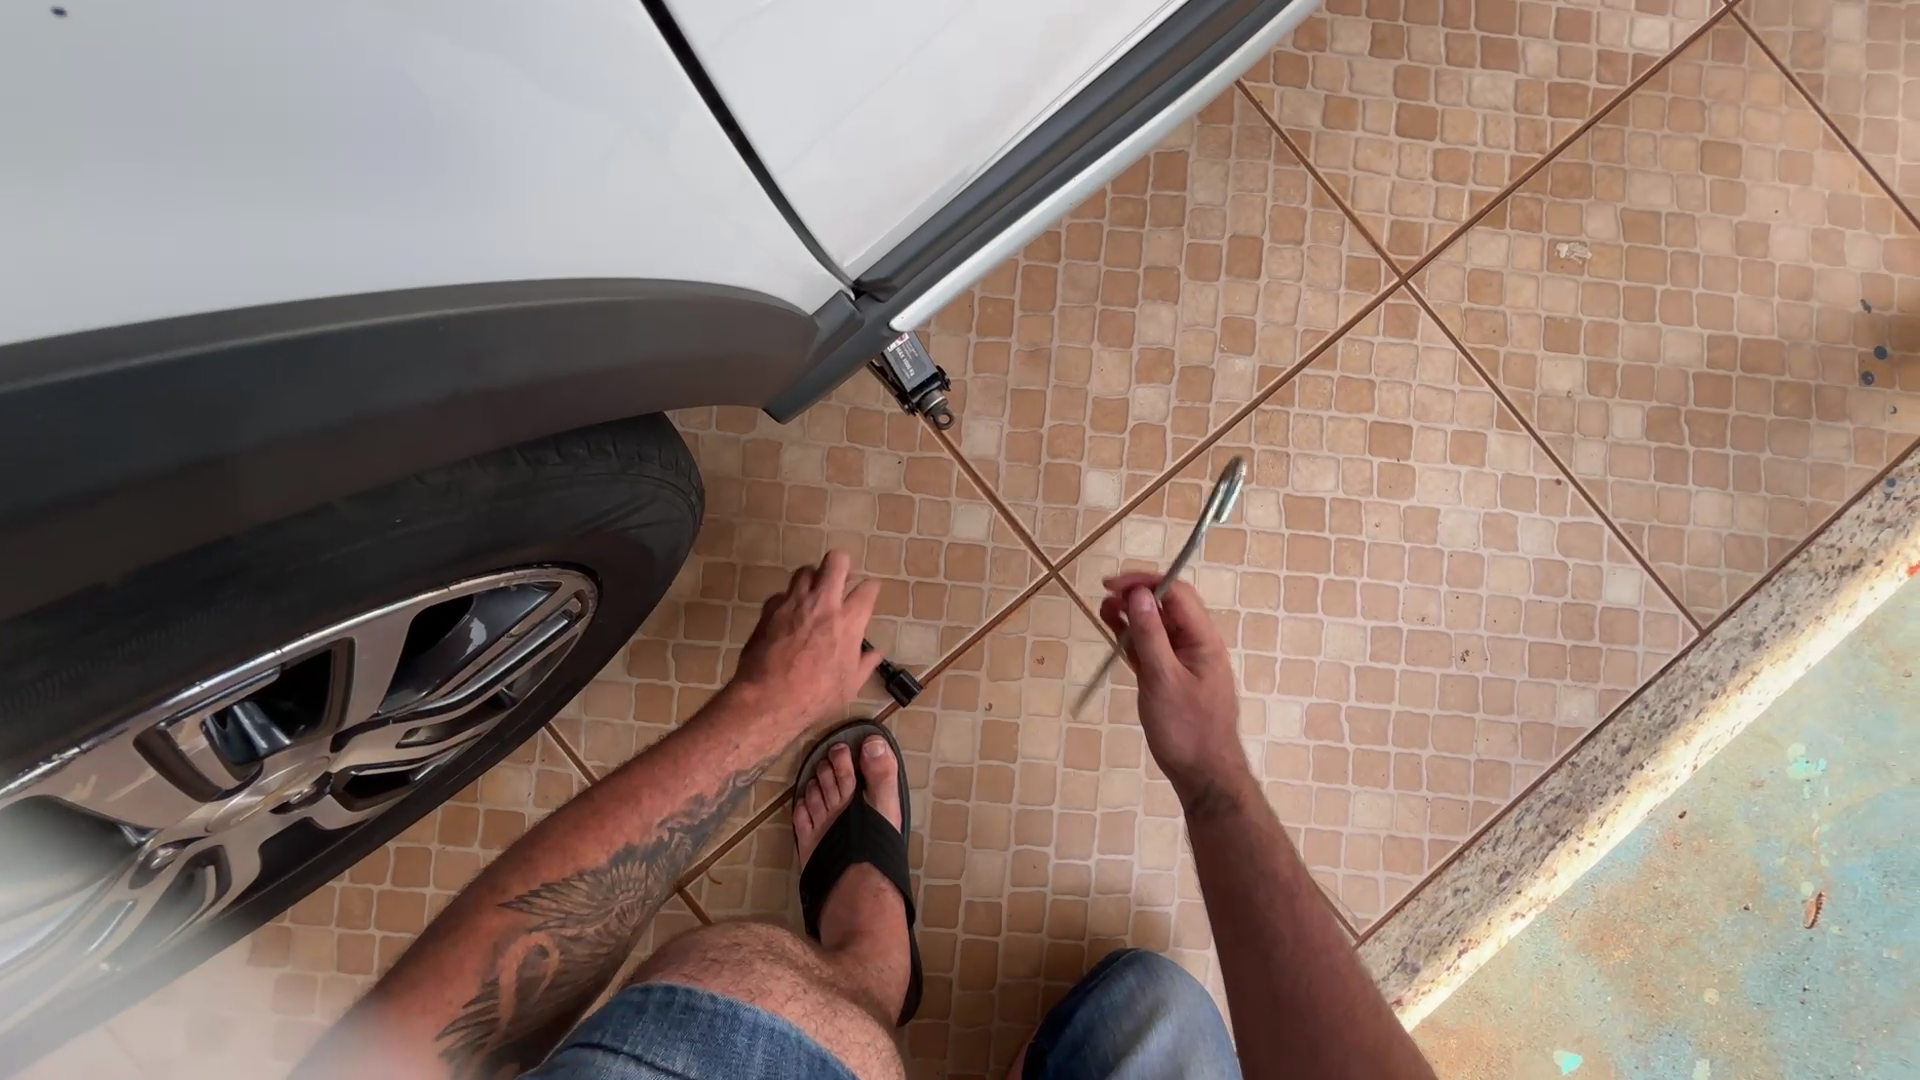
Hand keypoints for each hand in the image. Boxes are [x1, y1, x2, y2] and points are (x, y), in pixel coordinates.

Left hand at [732, 551, 882, 729]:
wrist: (769, 698)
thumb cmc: (816, 695)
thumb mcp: (850, 684)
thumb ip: (865, 664)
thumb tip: (874, 654)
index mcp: (849, 621)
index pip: (867, 589)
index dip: (871, 587)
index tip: (869, 591)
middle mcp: (823, 603)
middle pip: (836, 561)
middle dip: (842, 564)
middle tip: (841, 579)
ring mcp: (794, 603)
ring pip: (806, 570)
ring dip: (813, 579)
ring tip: (814, 593)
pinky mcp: (770, 609)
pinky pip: (782, 594)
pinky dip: (788, 601)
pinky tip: (789, 615)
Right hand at [1099, 574, 1250, 808]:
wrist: (1203, 775)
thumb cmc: (1186, 728)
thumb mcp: (1163, 679)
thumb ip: (1151, 635)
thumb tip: (1139, 593)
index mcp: (1203, 639)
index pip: (1176, 593)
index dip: (1145, 582)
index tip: (1112, 585)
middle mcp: (1194, 644)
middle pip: (1166, 606)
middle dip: (1136, 595)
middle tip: (1104, 598)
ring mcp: (1181, 661)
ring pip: (1156, 626)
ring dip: (1131, 615)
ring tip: (1103, 611)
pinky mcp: (1169, 677)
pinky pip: (1151, 648)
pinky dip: (1132, 638)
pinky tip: (1115, 633)